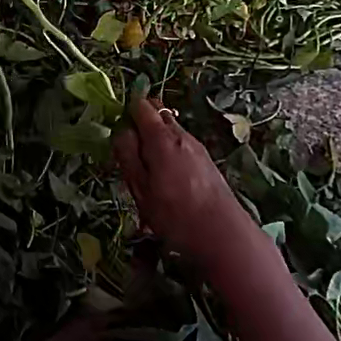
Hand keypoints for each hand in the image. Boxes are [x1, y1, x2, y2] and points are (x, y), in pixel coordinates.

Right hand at [112, 96, 267, 273]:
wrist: (222, 233)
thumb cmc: (174, 214)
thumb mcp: (139, 187)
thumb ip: (127, 154)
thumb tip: (121, 130)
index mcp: (161, 137)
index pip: (141, 106)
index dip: (126, 112)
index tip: (117, 131)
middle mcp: (180, 134)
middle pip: (158, 112)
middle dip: (142, 122)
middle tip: (130, 148)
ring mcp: (196, 146)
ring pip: (171, 129)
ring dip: (156, 138)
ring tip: (147, 168)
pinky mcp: (205, 160)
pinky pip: (181, 143)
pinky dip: (169, 149)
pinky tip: (167, 176)